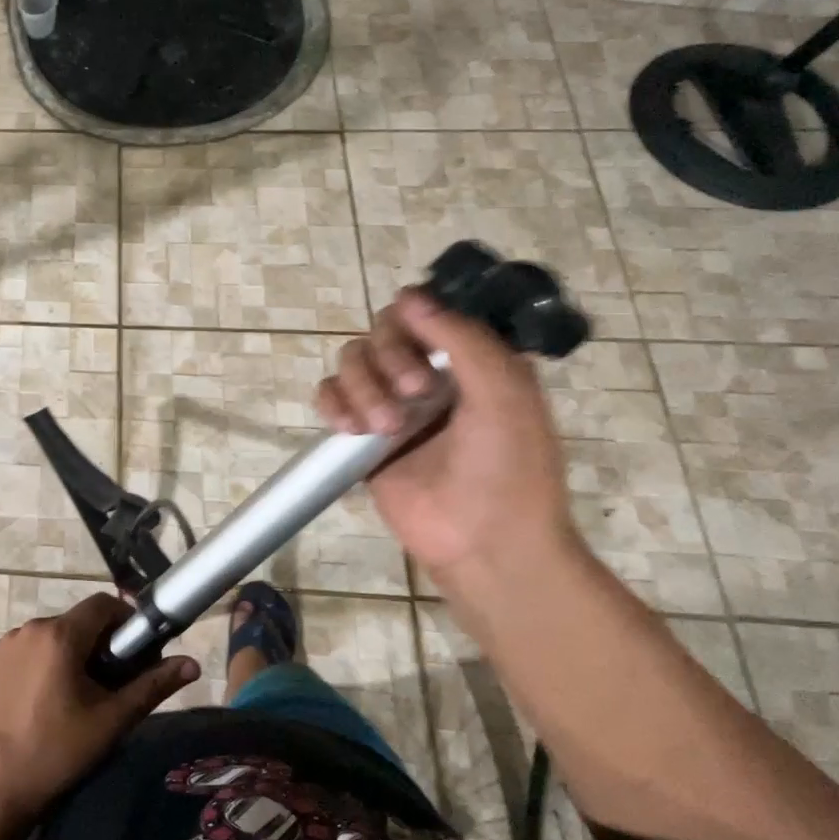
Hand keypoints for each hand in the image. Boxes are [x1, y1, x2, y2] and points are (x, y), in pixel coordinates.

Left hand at [0, 594, 198, 823]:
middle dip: (101, 642)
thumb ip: (153, 685)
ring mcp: (8, 641)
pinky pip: (31, 646)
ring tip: (83, 693)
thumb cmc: (61, 747)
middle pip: (79, 620)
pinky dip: (47, 659)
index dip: (126, 621)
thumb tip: (192, 664)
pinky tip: (51, 695)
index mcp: (60, 634)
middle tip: (115, 681)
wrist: (0, 779)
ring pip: (54, 633)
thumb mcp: (113, 719)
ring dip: (74, 651)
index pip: (102, 604)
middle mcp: (31, 627)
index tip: (139, 652)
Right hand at [315, 288, 577, 581]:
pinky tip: (349, 429)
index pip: (427, 312)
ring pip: (351, 362)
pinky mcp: (361, 434)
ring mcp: (392, 404)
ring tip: (384, 428)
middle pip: (382, 332)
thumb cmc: (508, 469)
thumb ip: (462, 340)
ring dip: (362, 387)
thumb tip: (409, 296)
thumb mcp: (504, 396)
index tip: (418, 338)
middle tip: (411, 394)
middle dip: (388, 359)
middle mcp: (429, 375)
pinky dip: (333, 405)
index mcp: (472, 361)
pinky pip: (329, 396)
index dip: (416, 318)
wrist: (483, 543)